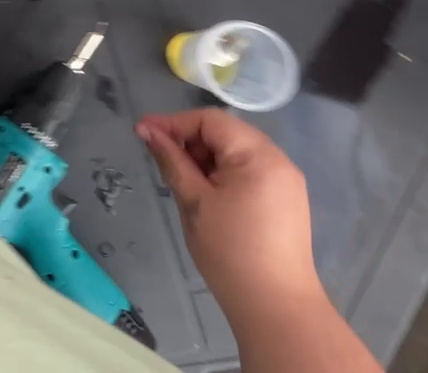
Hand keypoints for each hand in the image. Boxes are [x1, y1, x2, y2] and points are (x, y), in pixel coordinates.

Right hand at [136, 109, 323, 319]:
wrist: (275, 306)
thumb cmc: (229, 249)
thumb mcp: (192, 199)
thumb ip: (170, 158)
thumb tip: (146, 129)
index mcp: (259, 158)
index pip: (210, 121)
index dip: (173, 123)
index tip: (142, 132)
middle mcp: (278, 162)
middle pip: (225, 132)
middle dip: (189, 140)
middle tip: (160, 157)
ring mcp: (285, 181)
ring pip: (235, 151)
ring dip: (204, 157)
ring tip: (181, 178)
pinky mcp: (284, 199)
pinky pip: (247, 169)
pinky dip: (222, 171)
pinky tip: (205, 192)